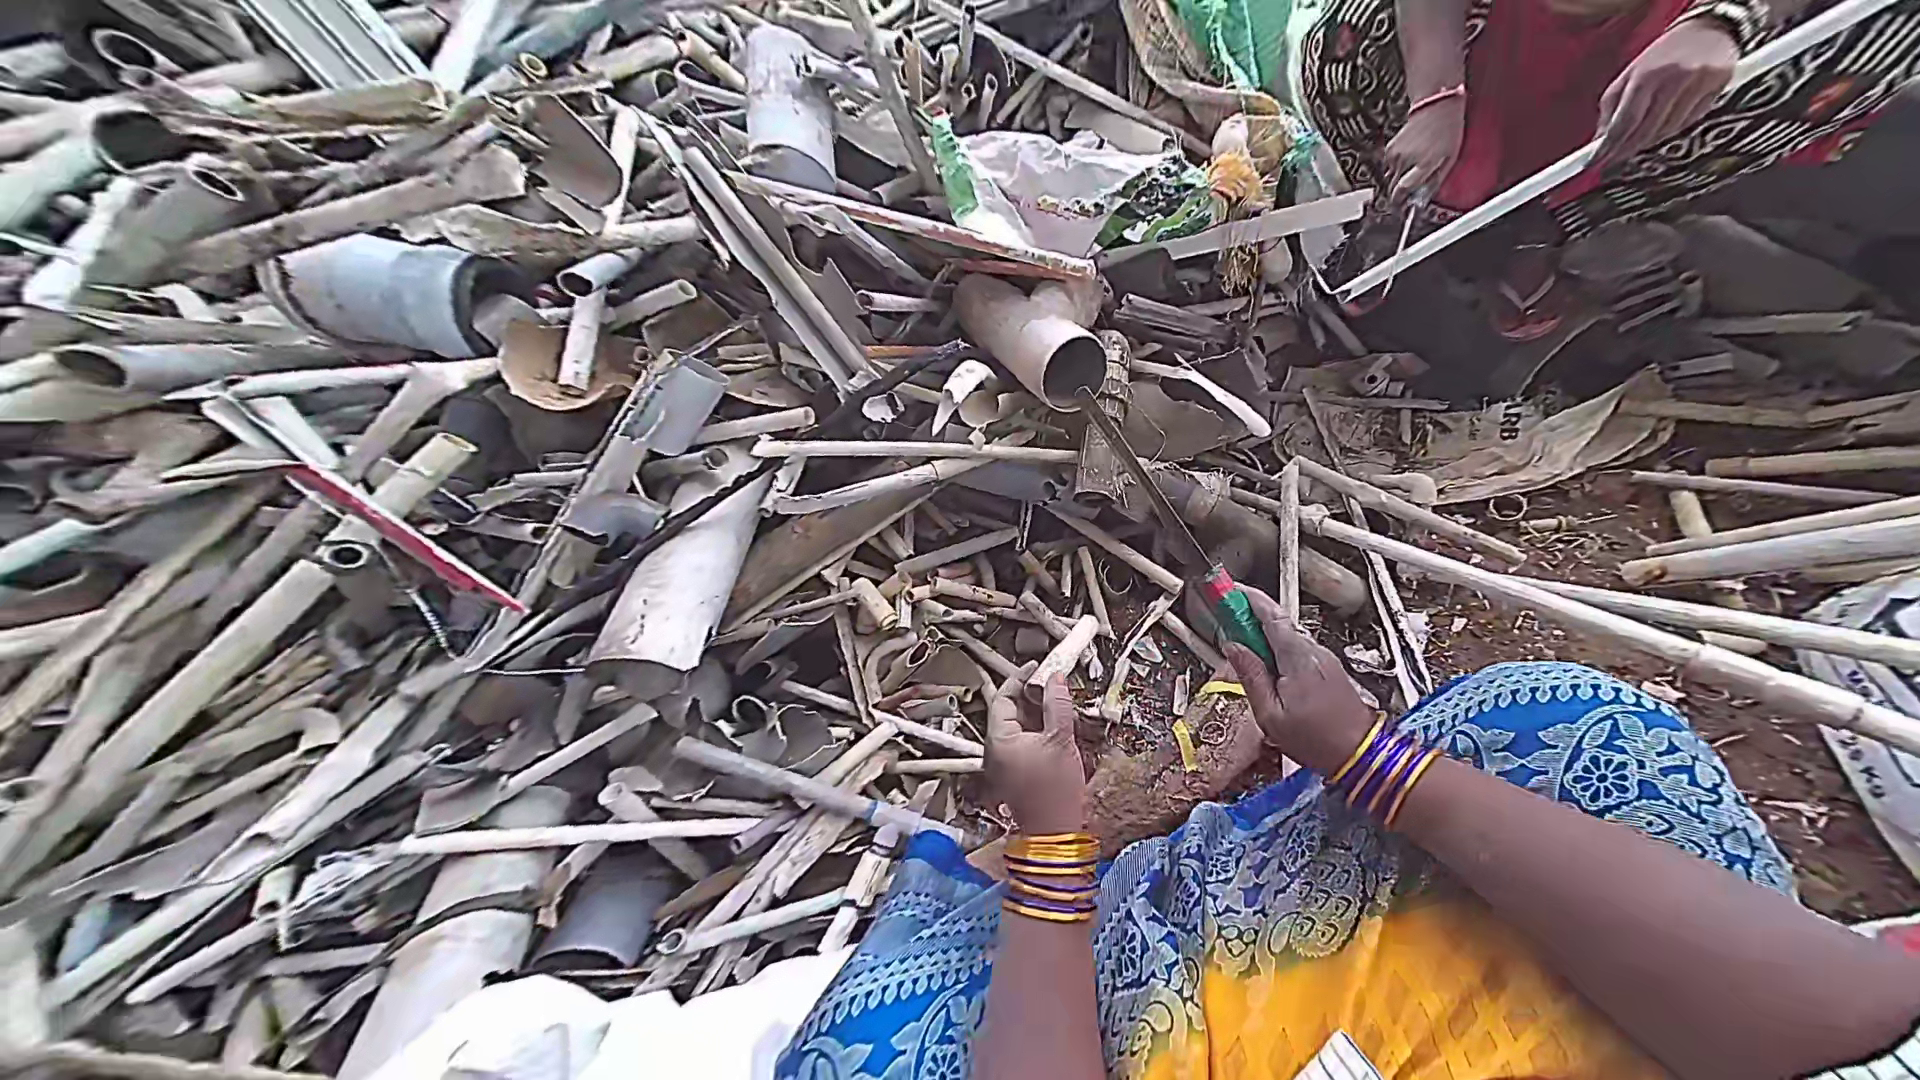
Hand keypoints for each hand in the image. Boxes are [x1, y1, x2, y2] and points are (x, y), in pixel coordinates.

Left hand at [986, 662, 1086, 832]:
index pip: (1003, 697)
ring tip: (1061, 702)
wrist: (1056, 834)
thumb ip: (1057, 704)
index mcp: (998, 739)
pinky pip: (1026, 741)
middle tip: (1054, 684)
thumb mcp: (1060, 740)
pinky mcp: (1018, 771)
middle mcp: (996, 749)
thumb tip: (1056, 678)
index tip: (1037, 667)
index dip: (1020, 679)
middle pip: (1011, 710)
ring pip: (1021, 725)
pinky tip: (1059, 726)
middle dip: (1033, 695)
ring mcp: (1006, 762)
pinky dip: (1041, 730)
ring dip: (1039, 712)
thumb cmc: (1054, 790)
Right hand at [1222, 586, 1374, 774]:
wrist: (1364, 757)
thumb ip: (1250, 675)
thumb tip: (1233, 648)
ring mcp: (1323, 659)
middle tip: (1225, 619)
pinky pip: (1295, 649)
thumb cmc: (1317, 740)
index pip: (1271, 614)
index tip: (1227, 591)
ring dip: (1262, 634)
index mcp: (1298, 658)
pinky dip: (1276, 648)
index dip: (1247, 598)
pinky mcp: (1327, 668)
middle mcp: (1314, 651)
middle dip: (1249, 616)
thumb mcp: (1269, 713)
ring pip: (1286, 635)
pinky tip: (1265, 665)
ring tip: (1241, 647)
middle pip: (1277, 622)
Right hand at [1383, 94, 1464, 201]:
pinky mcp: (1389, 151)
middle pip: (1393, 188)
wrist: (1436, 106)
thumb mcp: (1449, 158)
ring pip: (1391, 178)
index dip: (1400, 203)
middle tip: (1410, 187)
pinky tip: (1409, 155)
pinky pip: (1389, 167)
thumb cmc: (1448, 131)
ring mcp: (1396, 156)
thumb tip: (1419, 199)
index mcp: (1424, 164)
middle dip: (1400, 191)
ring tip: (1414, 164)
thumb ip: (1434, 181)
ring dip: (1400, 176)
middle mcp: (1406, 161)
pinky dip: (1397, 165)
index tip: (1402, 208)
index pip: (1401, 192)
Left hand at [1595, 19, 1737, 166]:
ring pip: (1667, 130)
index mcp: (1646, 78)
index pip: (1623, 125)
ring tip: (1636, 141)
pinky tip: (1662, 125)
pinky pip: (1689, 120)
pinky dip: (1671, 129)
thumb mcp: (1624, 81)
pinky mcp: (1720, 82)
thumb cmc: (1658, 58)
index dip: (1608, 149)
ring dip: (1648, 142)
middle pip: (1645, 131)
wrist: (1708, 28)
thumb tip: (1598, 144)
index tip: (1595, 163)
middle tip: (1613, 159)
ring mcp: (1701, 80)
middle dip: (1625, 150)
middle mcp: (1675, 79)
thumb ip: (1609, 113)